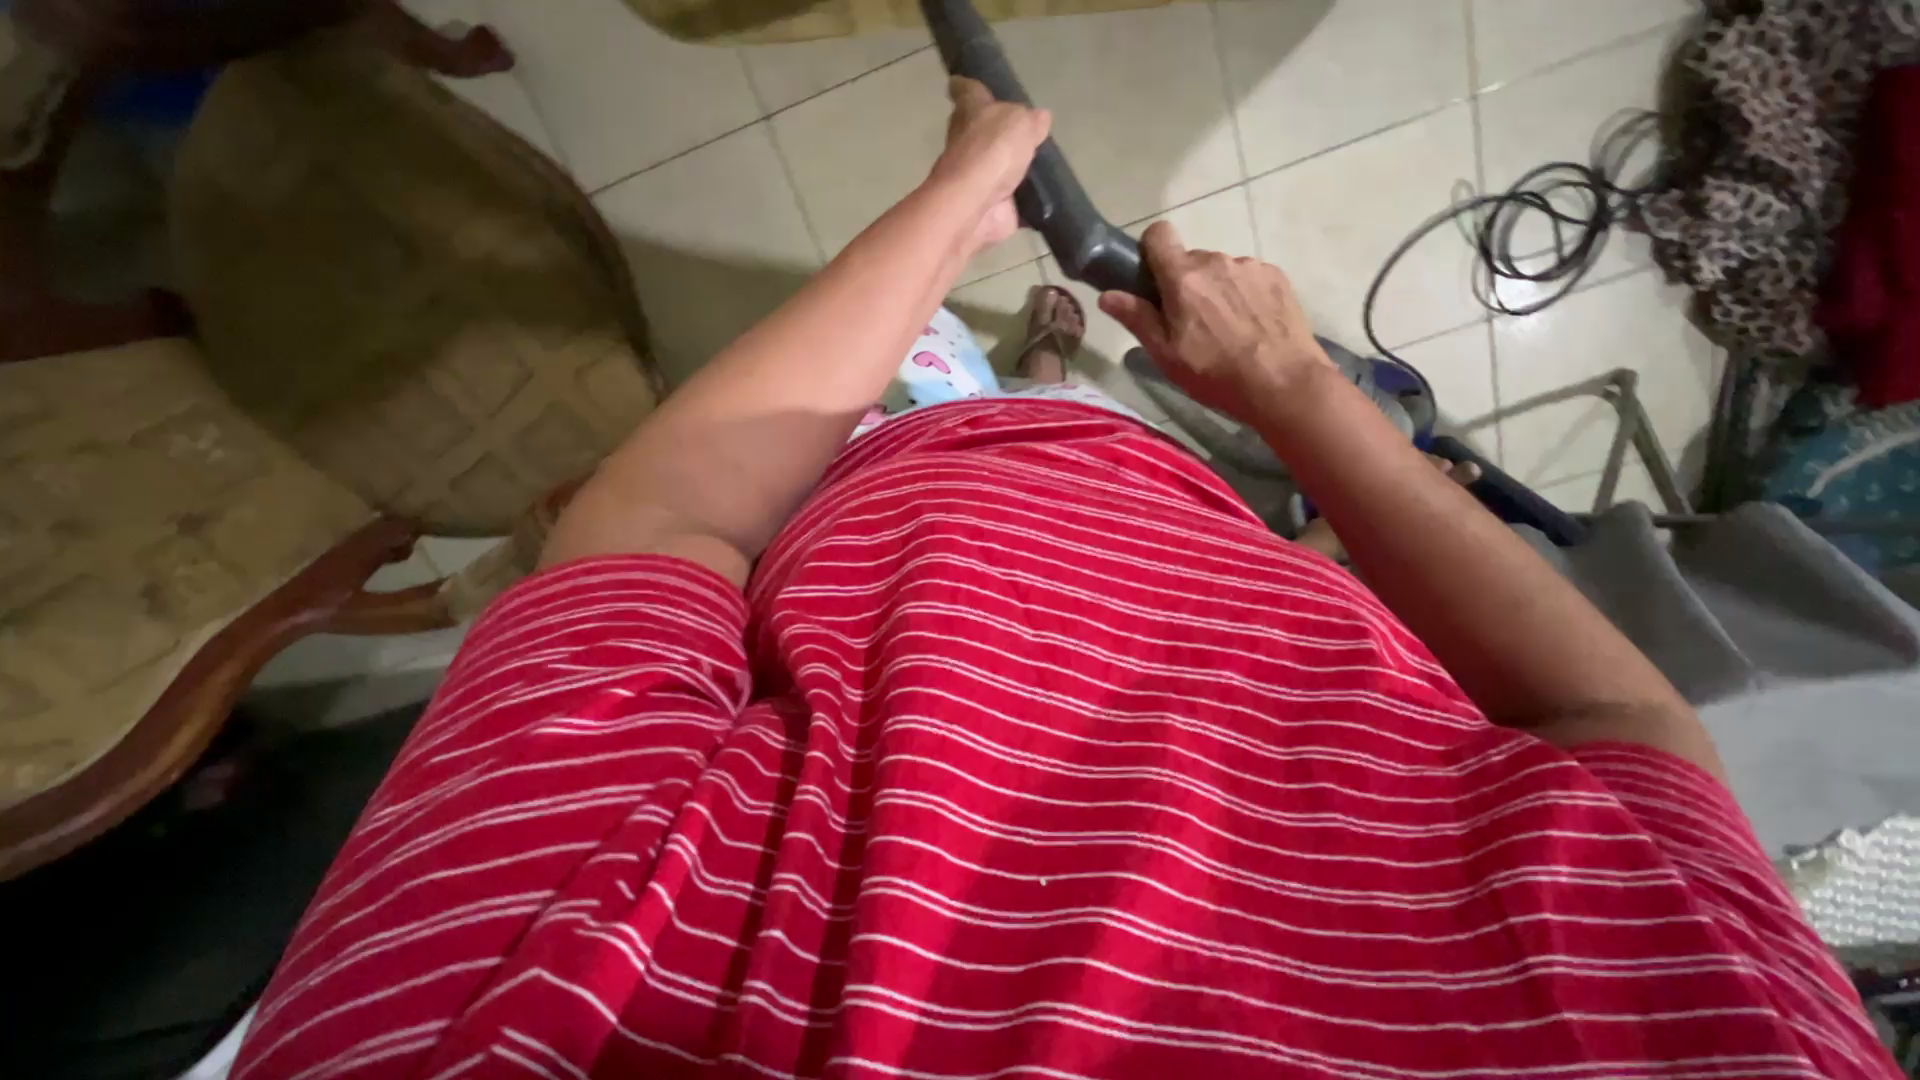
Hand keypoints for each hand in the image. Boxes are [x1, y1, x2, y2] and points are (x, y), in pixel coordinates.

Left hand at [928, 77, 1050, 258]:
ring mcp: (978, 178)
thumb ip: (1032, 120)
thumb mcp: (1020, 121)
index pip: (966, 91)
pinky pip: (1013, 201)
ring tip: (1040, 162)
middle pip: (980, 130)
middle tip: (1020, 128)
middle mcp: (968, 142)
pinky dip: (1024, 202)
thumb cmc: (993, 149)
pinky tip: (1042, 198)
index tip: (960, 83)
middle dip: (995, 130)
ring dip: (1011, 167)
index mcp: (970, 110)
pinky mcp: (993, 207)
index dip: (966, 86)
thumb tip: (1040, 119)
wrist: (978, 203)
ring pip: (996, 166)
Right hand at [1099, 222, 1331, 420]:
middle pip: (1190, 260)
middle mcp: (1217, 261)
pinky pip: (1248, 278)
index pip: (1158, 234)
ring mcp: (1250, 267)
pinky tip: (1251, 326)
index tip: (1152, 279)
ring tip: (1226, 330)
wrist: (1283, 383)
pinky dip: (1244, 295)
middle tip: (1190, 324)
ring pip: (1221, 270)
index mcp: (1183, 277)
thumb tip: (1107, 295)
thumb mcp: (1166, 355)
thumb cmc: (1215, 374)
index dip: (1151, 250)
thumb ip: (1137, 319)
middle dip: (1185, 284)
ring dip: (1216, 291)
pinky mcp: (1276, 277)